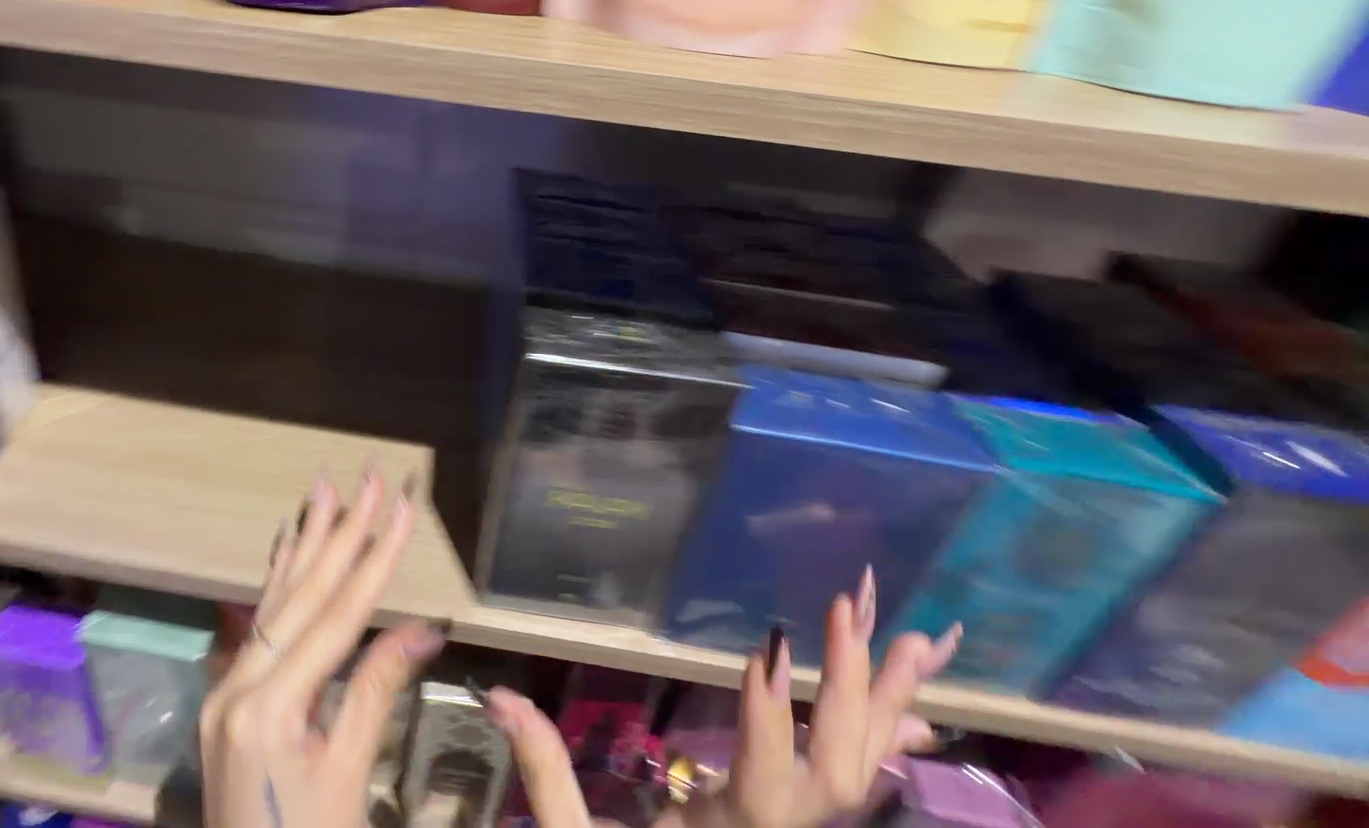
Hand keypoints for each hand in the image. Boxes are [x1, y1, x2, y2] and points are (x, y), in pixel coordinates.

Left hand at [200, 468, 443, 827]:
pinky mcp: (224, 695)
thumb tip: (424, 626)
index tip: (401, 506)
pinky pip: (256, 625)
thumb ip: (377, 691)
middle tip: (368, 475)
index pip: (337, 616)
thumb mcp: (349, 774)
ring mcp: (224, 687)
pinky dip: (276, 580)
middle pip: (302, 595)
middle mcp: (237, 684)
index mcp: (270, 707)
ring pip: (274, 601)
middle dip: (342, 532)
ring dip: (305, 542)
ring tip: (324, 488)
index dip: (374, 559)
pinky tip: (287, 545)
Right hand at [485, 567, 961, 827]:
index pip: (760, 785)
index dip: (770, 722)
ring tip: (915, 636)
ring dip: (889, 701)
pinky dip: (894, 735)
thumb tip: (497, 694)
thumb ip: (544, 771)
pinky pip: (865, 781)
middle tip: (850, 607)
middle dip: (848, 690)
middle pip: (839, 774)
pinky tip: (917, 705)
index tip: (774, 646)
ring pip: (867, 775)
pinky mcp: (805, 821)